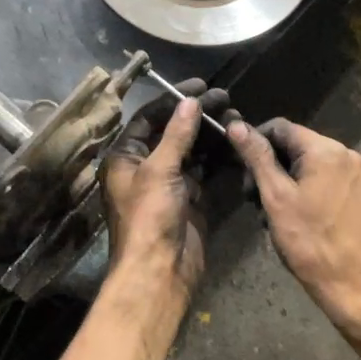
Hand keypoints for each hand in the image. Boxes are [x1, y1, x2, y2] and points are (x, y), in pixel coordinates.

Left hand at [100, 81, 231, 292]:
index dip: (174, 100)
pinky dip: (218, 157)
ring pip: (191, 150)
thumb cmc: (149, 218)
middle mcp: (145, 167)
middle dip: (198, 116)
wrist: (160, 272)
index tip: (202, 87)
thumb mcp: (159, 171)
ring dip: (211, 134)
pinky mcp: (190, 198)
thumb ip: (176, 135)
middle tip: (227, 100)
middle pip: (173, 132)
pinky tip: (236, 143)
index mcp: (125, 157)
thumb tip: (190, 102)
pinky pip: (204, 170)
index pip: (149, 118)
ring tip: (236, 118)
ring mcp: (169, 183)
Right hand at [228, 119, 360, 327]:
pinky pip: (319, 176)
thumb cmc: (309, 241)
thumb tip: (235, 125)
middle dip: (267, 166)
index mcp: (326, 150)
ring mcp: (352, 172)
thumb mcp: (276, 197)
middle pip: (293, 144)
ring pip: (304, 162)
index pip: (280, 127)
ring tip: (269, 213)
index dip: (254, 142)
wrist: (351, 284)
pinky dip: (299, 188)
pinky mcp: (354, 190)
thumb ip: (256, 157)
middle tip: (252, 199)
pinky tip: (289, 214)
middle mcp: (344, 153)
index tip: (241, 171)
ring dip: (281, 180)